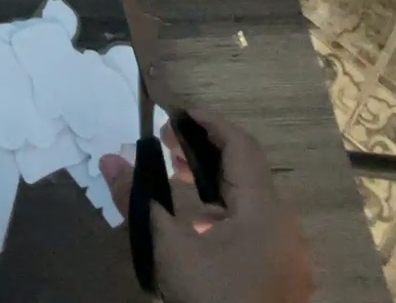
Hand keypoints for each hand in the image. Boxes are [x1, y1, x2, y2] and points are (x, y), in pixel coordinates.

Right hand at [100, 110, 314, 302]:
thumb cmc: (213, 299)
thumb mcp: (168, 249)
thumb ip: (137, 200)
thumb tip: (108, 160)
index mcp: (264, 213)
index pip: (242, 148)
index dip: (212, 122)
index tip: (176, 111)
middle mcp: (284, 226)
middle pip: (248, 169)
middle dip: (205, 148)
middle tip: (165, 142)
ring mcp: (287, 252)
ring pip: (252, 196)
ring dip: (213, 177)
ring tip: (175, 174)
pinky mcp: (281, 271)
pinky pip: (255, 221)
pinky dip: (224, 205)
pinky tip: (196, 218)